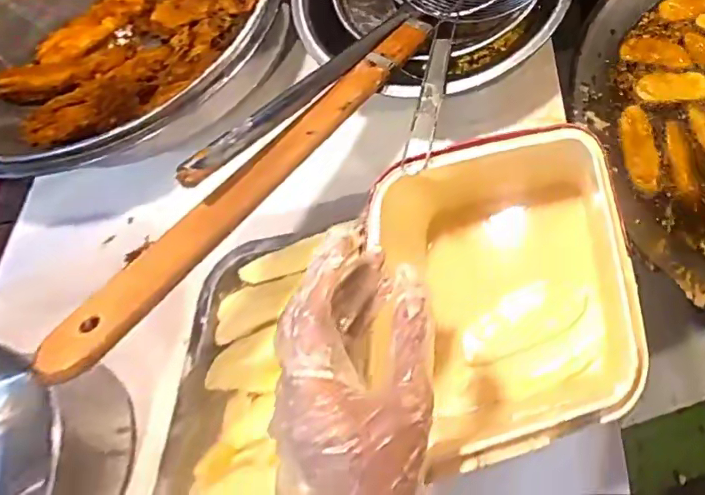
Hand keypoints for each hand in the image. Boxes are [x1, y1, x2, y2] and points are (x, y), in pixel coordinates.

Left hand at [272, 222, 433, 494]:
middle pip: (303, 317)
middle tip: (361, 244)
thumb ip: (408, 336)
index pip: (308, 308)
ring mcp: (301, 402)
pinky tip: (374, 312)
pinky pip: (323, 352)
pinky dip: (345, 323)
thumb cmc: (380, 466)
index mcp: (310, 378)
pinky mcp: (313, 413)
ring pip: (312, 335)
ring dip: (341, 298)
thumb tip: (409, 276)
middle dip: (331, 276)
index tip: (348, 237)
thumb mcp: (407, 400)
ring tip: (375, 268)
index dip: (326, 269)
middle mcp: (296, 386)